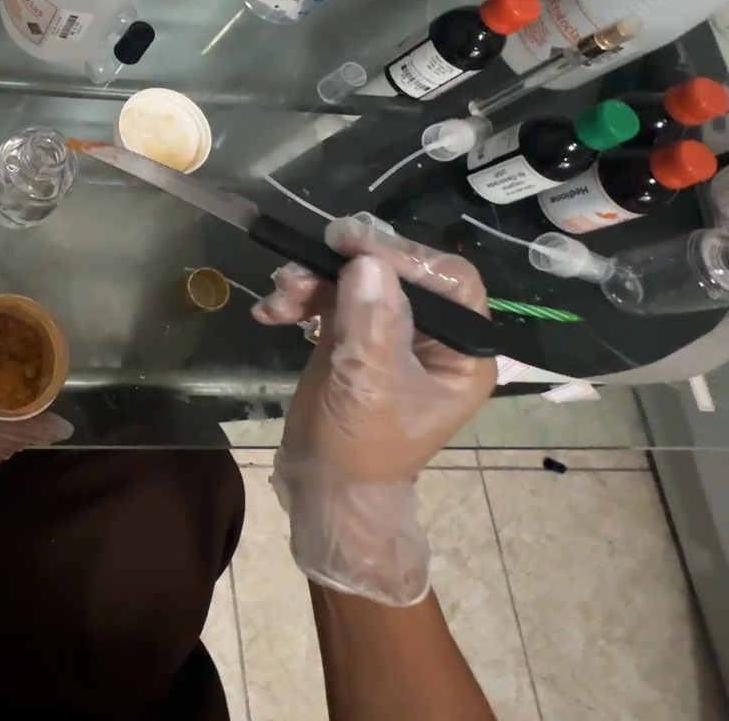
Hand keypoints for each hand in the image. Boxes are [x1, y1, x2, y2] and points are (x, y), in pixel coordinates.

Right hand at [252, 215, 495, 605]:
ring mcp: (385, 332)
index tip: (349, 244)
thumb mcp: (366, 386)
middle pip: (393, 274)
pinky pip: (327, 298)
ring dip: (310, 281)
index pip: (447, 282)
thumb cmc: (361, 447)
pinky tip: (270, 313)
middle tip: (299, 267)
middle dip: (342, 268)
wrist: (325, 484)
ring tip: (279, 299)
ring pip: (353, 281)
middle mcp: (428, 334)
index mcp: (459, 350)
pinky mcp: (348, 335)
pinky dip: (297, 298)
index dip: (402, 256)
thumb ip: (370, 324)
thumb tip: (368, 261)